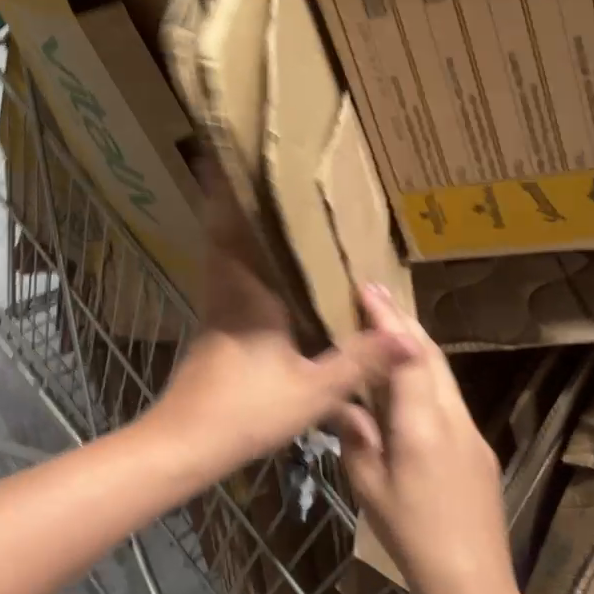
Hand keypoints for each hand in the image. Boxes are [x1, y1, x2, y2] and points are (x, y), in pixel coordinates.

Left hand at [150, 169, 416, 467]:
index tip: (221, 153)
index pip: (232, 228)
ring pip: (221, 256)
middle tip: (246, 168)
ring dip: (232, 228)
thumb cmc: (245, 410)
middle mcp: (225, 291)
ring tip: (257, 205)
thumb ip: (358, 361)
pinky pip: (226, 278)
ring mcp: (215, 310)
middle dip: (229, 200)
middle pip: (223, 234)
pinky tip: (262, 271)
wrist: (186, 439)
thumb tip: (407, 334)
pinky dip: (238, 260)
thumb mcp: (313, 391)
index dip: (225, 190)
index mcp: (245, 294)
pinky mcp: (214, 329)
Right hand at [336, 284, 539, 593]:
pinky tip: (404, 376)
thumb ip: (354, 435)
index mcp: (422, 425)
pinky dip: (424, 372)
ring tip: (385, 323)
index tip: (366, 288)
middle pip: (432, 356)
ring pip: (443, 375)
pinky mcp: (477, 450)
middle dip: (403, 320)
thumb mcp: (367, 484)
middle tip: (374, 292)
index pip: (406, 356)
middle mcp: (453, 420)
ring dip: (415, 344)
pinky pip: (447, 397)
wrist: (473, 582)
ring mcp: (471, 434)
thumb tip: (342, 403)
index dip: (387, 319)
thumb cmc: (410, 533)